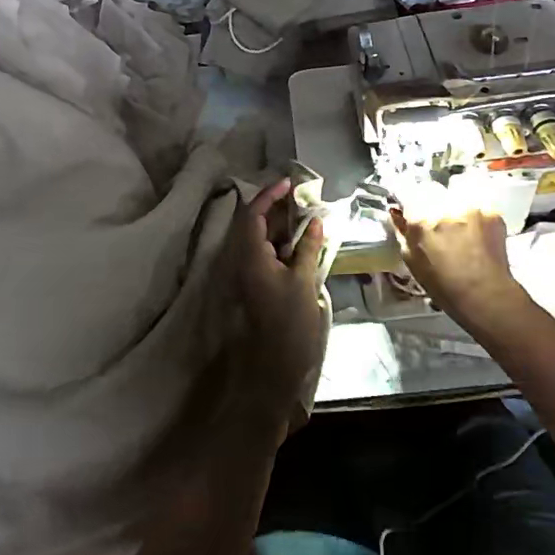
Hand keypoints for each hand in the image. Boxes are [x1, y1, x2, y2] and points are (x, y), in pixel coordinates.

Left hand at [218, 178, 327, 432]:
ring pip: (258, 241)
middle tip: (303, 200)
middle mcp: (240, 261)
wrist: (268, 371)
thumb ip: (308, 249)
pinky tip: (299, 246)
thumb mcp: (304, 283)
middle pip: (253, 224)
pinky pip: (262, 256)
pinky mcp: (251, 288)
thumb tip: (315, 222)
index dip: (270, 194)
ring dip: (278, 227)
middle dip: (276, 208)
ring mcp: (243, 276)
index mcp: (248, 255)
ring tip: (305, 218)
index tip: (290, 183)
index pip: (253, 213)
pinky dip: (279, 246)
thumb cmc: (287, 325)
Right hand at [389, 203, 526, 324]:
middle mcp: (443, 205)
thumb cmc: (442, 285)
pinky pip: (476, 205)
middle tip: (437, 222)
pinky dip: (474, 215)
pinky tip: (477, 232)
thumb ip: (403, 232)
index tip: (411, 210)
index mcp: (419, 217)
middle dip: (431, 202)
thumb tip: (399, 216)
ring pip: (456, 194)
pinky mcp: (491, 211)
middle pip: (431, 190)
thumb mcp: (411, 259)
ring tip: (459, 226)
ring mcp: (470, 206)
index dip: (409, 201)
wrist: (485, 294)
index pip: (407, 190)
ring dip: (454, 206)